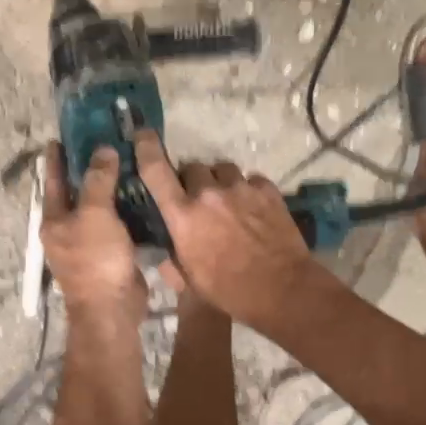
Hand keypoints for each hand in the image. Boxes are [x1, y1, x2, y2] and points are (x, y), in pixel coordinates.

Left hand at [41, 142, 145, 327]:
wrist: (112, 310)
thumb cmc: (95, 260)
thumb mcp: (94, 214)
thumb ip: (97, 180)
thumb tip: (103, 150)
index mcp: (55, 219)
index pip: (52, 179)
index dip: (56, 157)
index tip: (61, 135)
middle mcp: (69, 229)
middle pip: (78, 192)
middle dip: (90, 169)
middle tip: (107, 141)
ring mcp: (91, 243)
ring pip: (101, 207)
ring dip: (113, 187)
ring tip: (129, 161)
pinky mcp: (113, 253)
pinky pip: (119, 223)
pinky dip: (129, 208)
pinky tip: (144, 193)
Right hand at [133, 130, 320, 326]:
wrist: (282, 289)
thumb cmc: (229, 290)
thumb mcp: (190, 281)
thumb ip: (172, 261)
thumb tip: (165, 255)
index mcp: (183, 215)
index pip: (156, 171)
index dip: (146, 148)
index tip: (143, 134)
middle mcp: (209, 194)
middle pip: (192, 168)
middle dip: (191, 181)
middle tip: (199, 201)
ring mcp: (241, 189)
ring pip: (223, 170)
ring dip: (220, 182)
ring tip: (228, 202)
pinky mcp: (268, 191)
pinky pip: (251, 180)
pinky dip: (248, 190)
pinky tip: (253, 209)